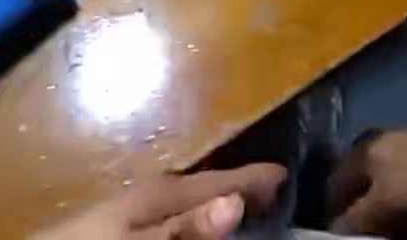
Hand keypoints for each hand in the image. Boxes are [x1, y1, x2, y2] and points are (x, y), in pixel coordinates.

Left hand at [31, 164, 286, 239]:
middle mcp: (152, 195)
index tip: (286, 174)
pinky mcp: (120, 227)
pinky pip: (170, 218)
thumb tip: (238, 204)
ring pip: (188, 206)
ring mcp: (135, 211)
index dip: (253, 180)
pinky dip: (190, 220)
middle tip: (272, 193)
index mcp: (161, 192)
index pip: (219, 184)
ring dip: (215, 206)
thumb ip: (185, 230)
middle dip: (239, 191)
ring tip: (240, 208)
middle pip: (207, 191)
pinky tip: (190, 228)